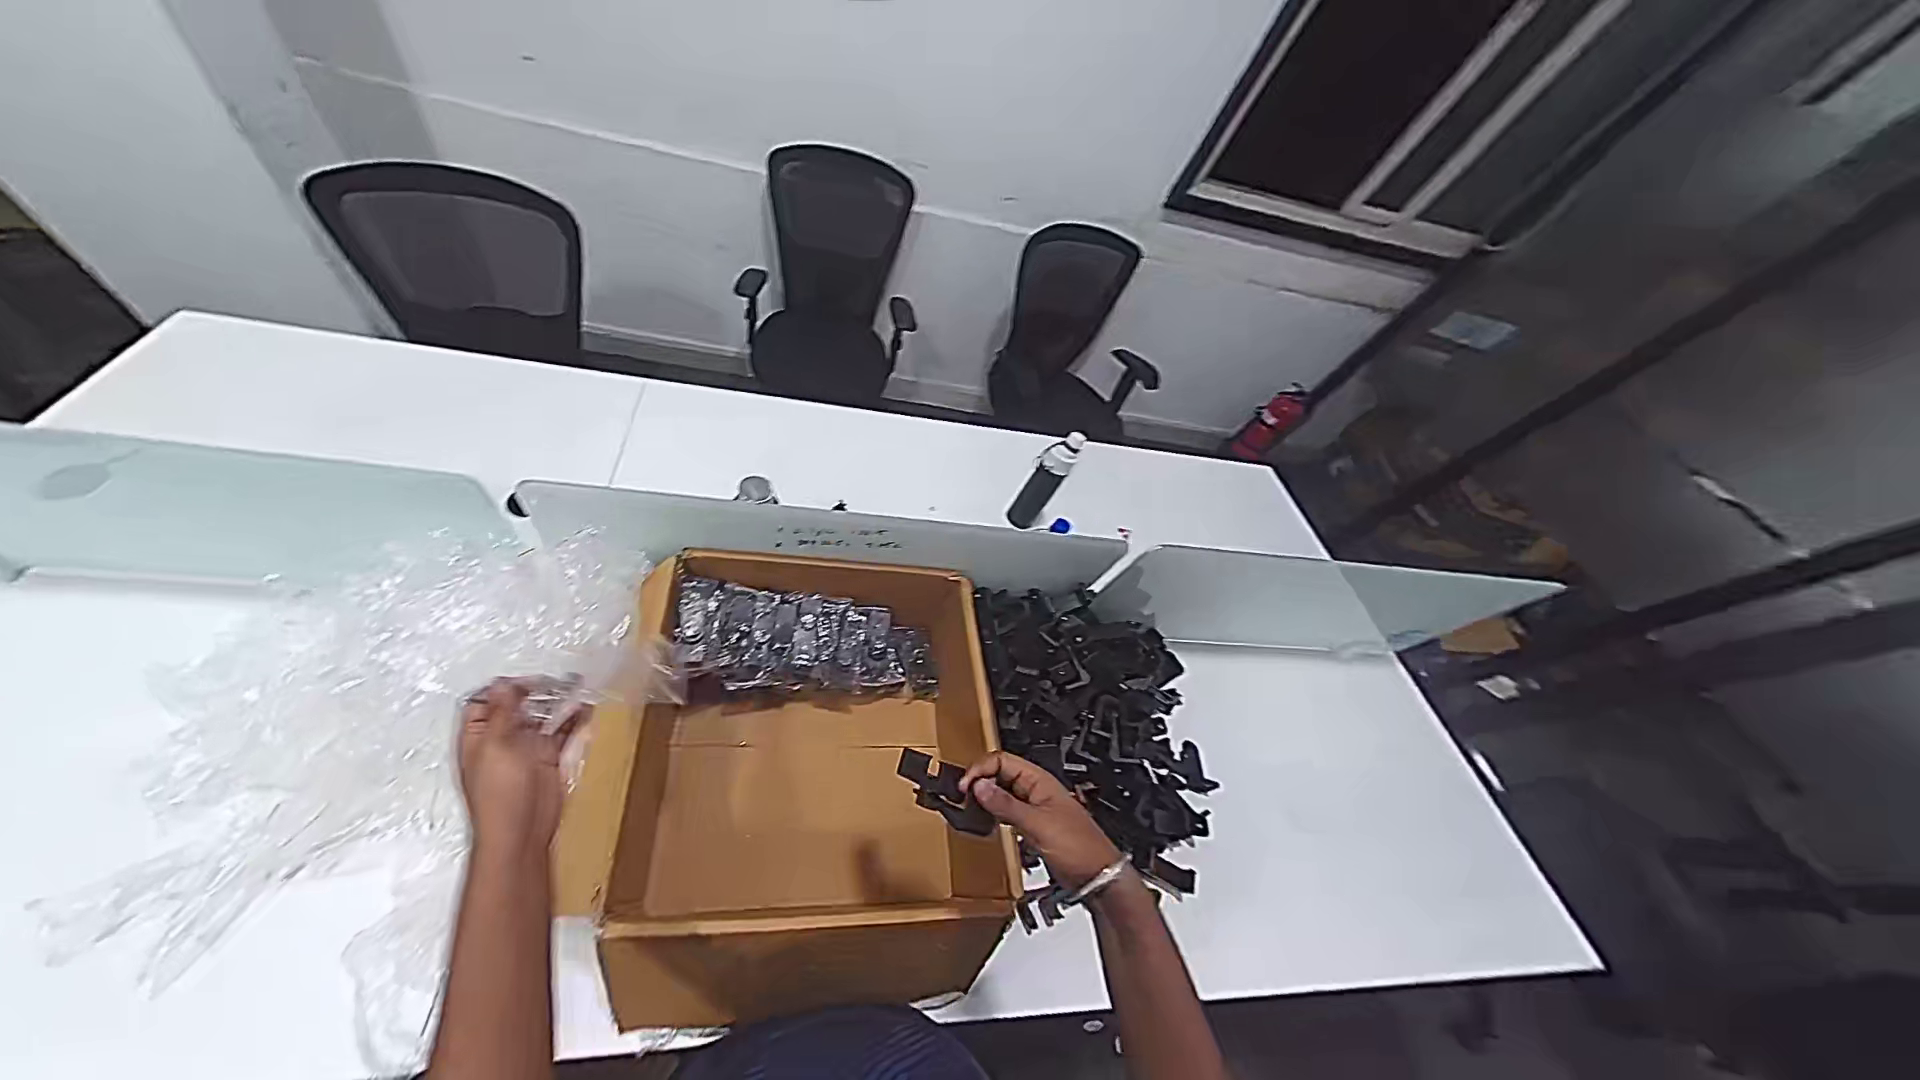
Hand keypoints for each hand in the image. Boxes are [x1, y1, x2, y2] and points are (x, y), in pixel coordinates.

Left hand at [457, 678, 585, 855]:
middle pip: (518, 706)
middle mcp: (502, 738)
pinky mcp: (549, 757)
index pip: (485, 701)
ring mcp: (527, 748)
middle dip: (538, 691)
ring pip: (543, 716)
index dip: (505, 687)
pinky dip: (575, 719)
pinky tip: (587, 709)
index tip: (529, 679)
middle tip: (561, 680)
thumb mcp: (497, 745)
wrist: (522, 829)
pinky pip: (563, 732)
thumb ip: (502, 712)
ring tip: (579, 686)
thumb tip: (500, 683)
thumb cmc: (501, 791)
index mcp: (479, 736)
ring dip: (560, 702)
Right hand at [963, 752, 1123, 890]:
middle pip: (999, 773)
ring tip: (969, 807)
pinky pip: (1006, 811)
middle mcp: (1035, 789)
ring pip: (1001, 792)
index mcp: (1039, 780)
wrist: (1097, 876)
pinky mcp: (1032, 825)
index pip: (1001, 760)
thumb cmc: (1079, 847)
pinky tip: (985, 822)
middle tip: (962, 797)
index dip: (980, 769)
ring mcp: (1033, 807)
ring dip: (985, 797)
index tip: (965, 787)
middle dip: (980, 781)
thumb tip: (979, 786)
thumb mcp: (1037, 824)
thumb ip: (1006, 805)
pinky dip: (993, 813)